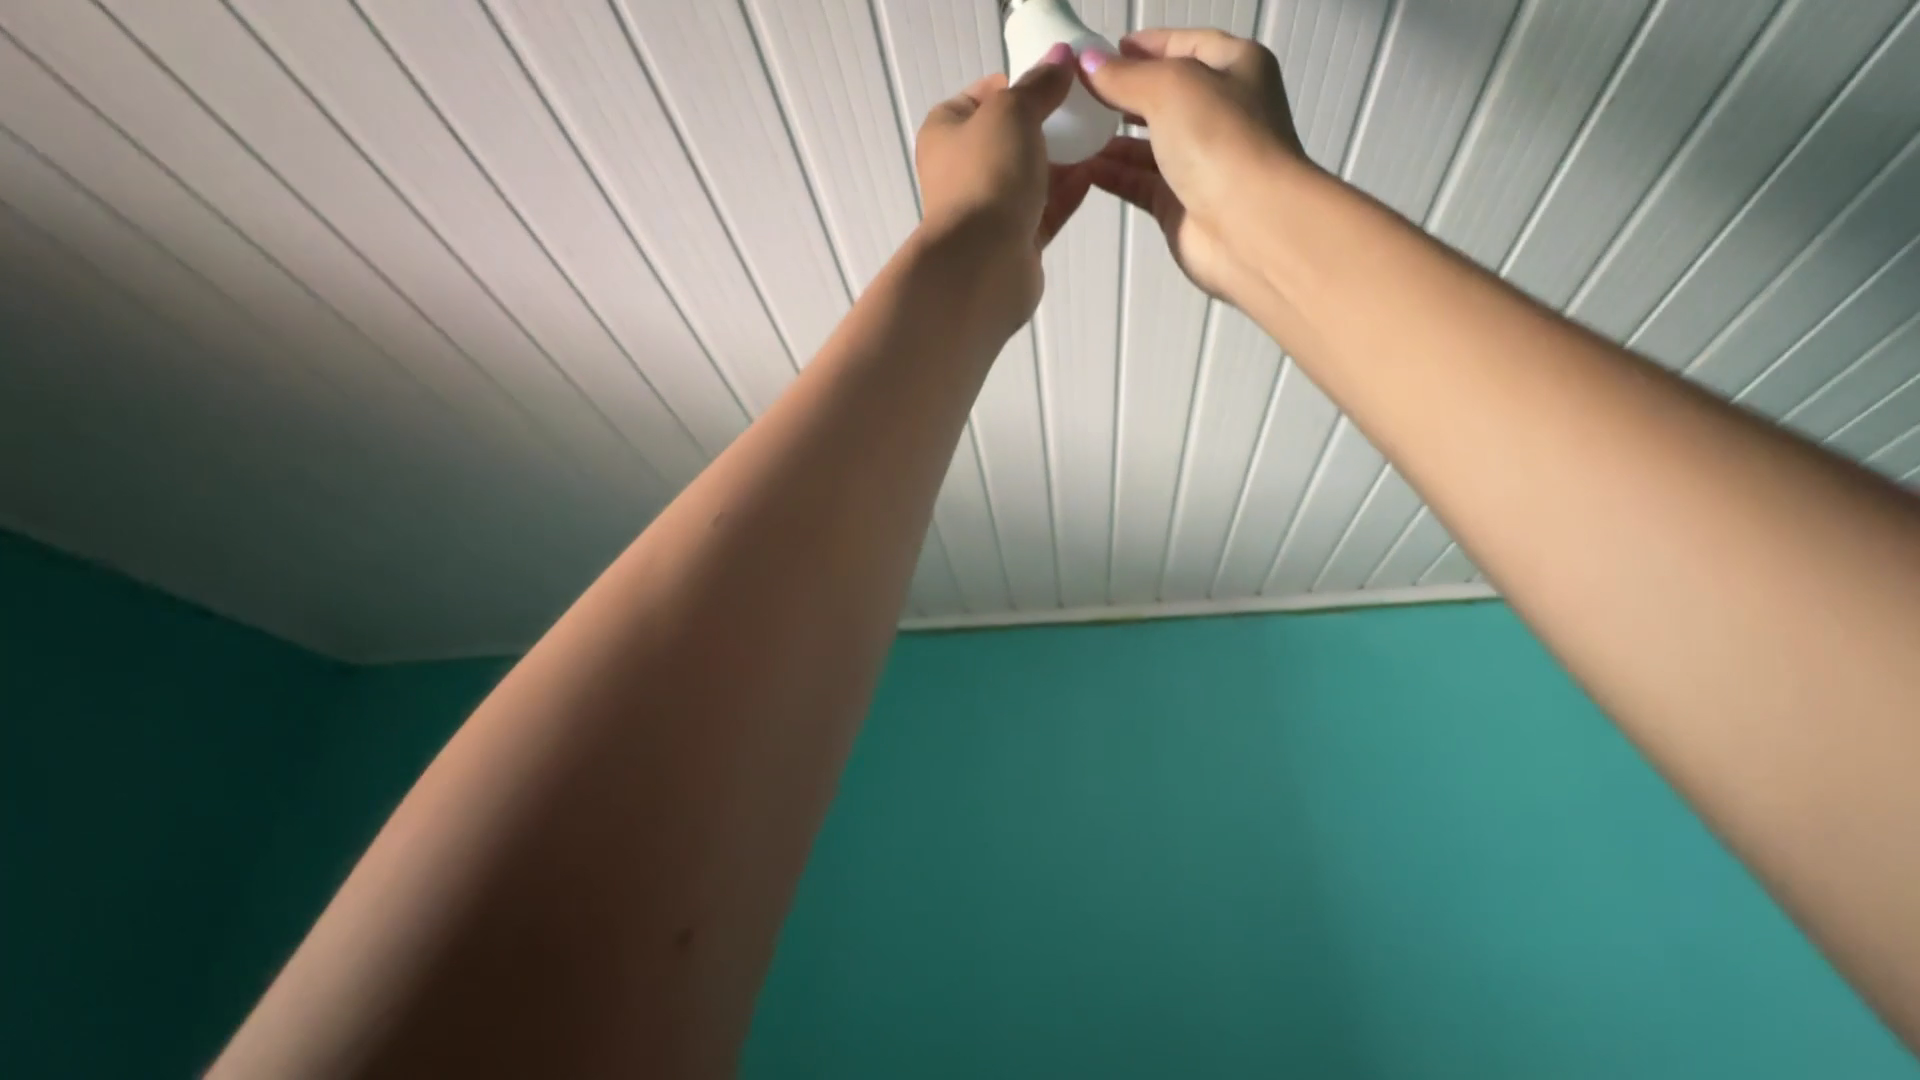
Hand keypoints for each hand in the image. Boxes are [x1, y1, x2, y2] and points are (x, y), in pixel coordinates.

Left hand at [915, 45, 1093, 319]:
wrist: (981, 264)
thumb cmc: (987, 176)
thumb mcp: (1012, 112)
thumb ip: (1039, 85)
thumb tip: (1060, 58)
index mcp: (945, 133)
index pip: (981, 97)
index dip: (1016, 85)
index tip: (1053, 83)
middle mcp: (961, 171)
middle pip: (1008, 139)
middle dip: (1045, 125)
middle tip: (1082, 111)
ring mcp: (987, 210)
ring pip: (1028, 177)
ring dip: (1060, 161)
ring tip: (1097, 139)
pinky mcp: (1013, 242)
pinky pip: (1043, 210)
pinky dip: (1065, 194)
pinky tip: (1093, 174)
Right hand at [1078, 29, 1309, 303]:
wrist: (1250, 226)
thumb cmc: (1220, 139)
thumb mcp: (1171, 87)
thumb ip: (1124, 76)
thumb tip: (1085, 63)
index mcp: (1235, 68)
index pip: (1186, 44)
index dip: (1145, 45)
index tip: (1100, 52)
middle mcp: (1221, 113)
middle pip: (1164, 96)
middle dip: (1122, 94)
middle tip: (1078, 94)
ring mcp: (1200, 162)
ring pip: (1148, 143)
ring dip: (1111, 137)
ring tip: (1070, 130)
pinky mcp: (1180, 204)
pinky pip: (1139, 181)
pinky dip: (1112, 173)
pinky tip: (1081, 166)